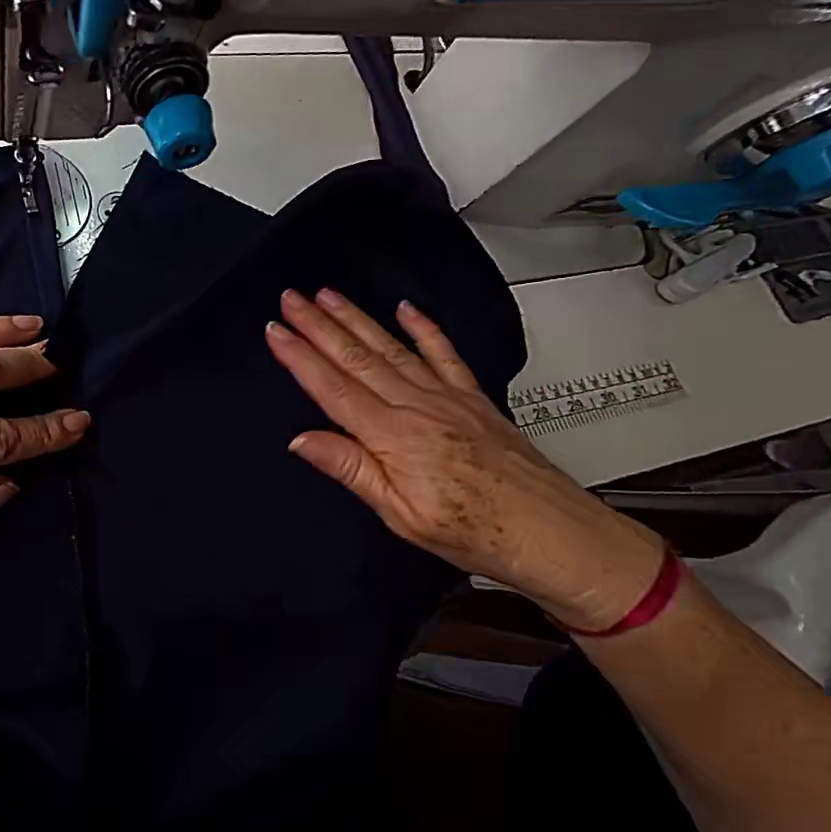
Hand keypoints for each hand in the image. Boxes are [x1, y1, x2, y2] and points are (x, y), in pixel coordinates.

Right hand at [264, 288, 665, 630]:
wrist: (554, 535)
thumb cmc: (476, 531)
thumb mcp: (399, 514)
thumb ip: (349, 468)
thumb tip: (302, 441)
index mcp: (394, 437)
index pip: (333, 388)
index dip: (299, 356)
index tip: (276, 332)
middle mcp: (419, 408)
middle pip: (356, 358)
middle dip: (319, 325)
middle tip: (292, 299)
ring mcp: (448, 399)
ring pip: (391, 348)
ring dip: (356, 319)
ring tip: (329, 297)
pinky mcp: (473, 400)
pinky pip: (444, 355)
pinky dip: (424, 329)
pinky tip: (406, 310)